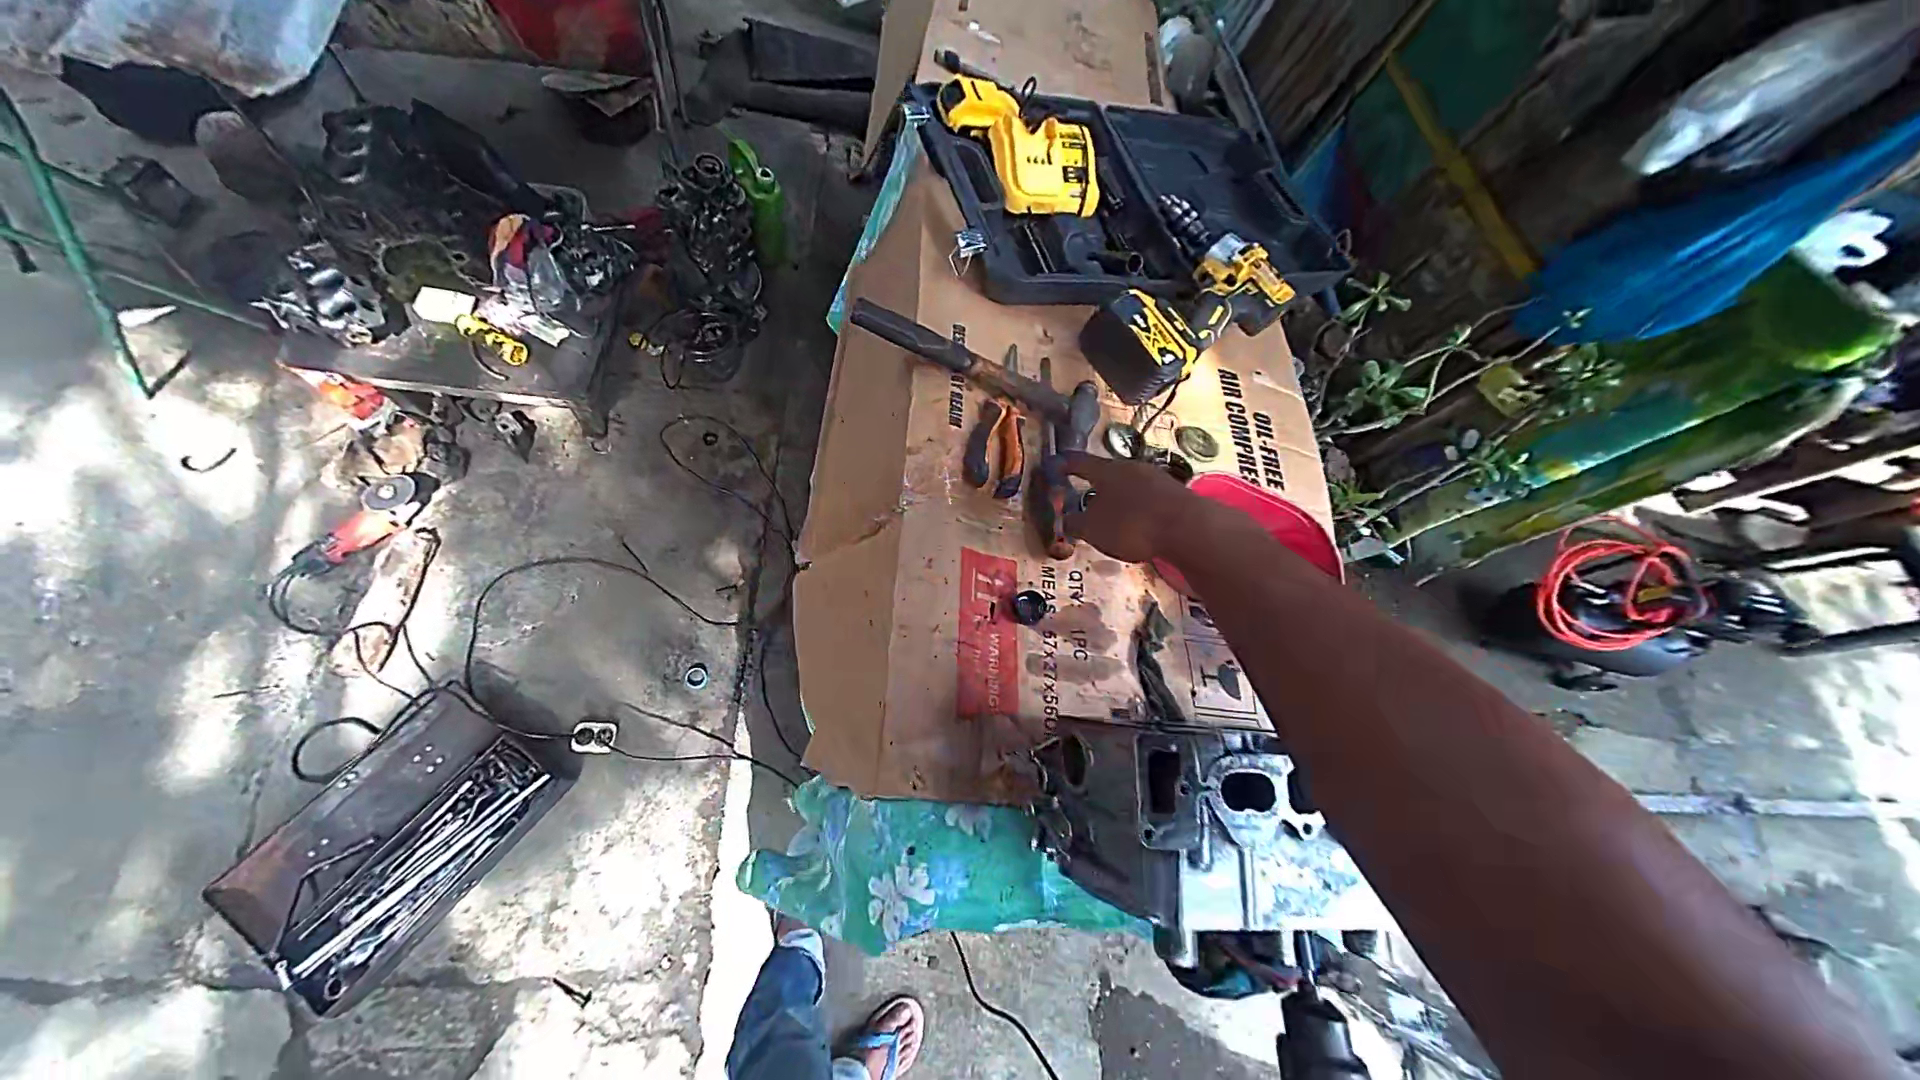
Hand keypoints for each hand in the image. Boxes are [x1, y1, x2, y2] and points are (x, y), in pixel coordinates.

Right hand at [1061, 451, 1197, 562]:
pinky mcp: (1175, 494)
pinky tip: (1137, 527)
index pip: (1079, 462)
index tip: (1054, 465)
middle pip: (1107, 474)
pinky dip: (1137, 510)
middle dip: (1094, 487)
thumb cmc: (1131, 525)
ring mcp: (1156, 479)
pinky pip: (1147, 499)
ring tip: (1111, 519)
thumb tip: (1066, 520)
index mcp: (1106, 471)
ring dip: (1118, 500)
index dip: (1064, 465)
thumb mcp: (1093, 529)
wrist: (1188, 529)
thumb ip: (1076, 523)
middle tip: (1083, 501)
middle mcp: (1131, 468)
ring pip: (1129, 486)